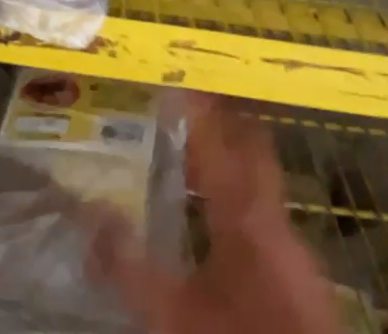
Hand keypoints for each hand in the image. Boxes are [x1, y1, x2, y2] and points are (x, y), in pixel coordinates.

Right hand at [87, 94, 344, 333]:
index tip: (178, 77)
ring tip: (192, 144)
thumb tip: (90, 210)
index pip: (221, 143)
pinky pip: (265, 206)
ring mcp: (294, 244)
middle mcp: (276, 219)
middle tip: (190, 96)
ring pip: (261, 178)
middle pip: (254, 149)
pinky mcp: (297, 269)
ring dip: (231, 154)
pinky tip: (214, 207)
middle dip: (224, 118)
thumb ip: (127, 261)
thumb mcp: (169, 311)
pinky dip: (238, 187)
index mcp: (246, 216)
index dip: (200, 108)